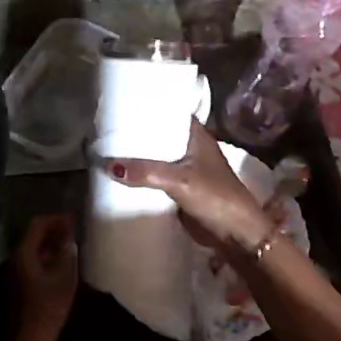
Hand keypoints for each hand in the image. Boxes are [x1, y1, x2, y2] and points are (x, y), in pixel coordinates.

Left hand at [15, 213, 78, 340]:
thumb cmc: (48, 309)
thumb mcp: (64, 279)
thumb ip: (66, 254)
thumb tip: (68, 239)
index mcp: (23, 254)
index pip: (37, 225)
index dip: (56, 219)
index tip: (74, 220)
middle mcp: (13, 259)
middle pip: (32, 236)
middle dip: (53, 230)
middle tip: (73, 231)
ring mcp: (11, 272)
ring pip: (31, 249)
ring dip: (49, 244)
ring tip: (69, 245)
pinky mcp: (15, 284)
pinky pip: (30, 261)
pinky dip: (44, 257)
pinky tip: (59, 264)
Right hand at [105, 123, 274, 257]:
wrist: (236, 234)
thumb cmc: (216, 197)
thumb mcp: (180, 181)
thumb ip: (146, 173)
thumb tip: (109, 166)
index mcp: (196, 136)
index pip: (170, 112)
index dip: (148, 107)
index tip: (121, 105)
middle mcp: (190, 148)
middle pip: (159, 136)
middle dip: (136, 134)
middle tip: (105, 129)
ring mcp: (185, 170)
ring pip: (156, 158)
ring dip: (137, 157)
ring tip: (105, 149)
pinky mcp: (179, 190)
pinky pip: (155, 179)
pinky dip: (141, 177)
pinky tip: (120, 176)